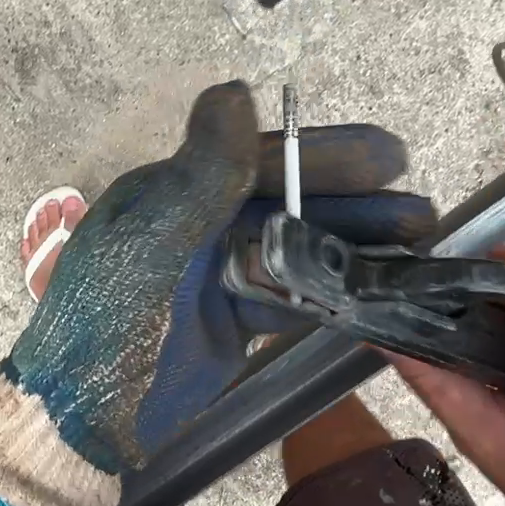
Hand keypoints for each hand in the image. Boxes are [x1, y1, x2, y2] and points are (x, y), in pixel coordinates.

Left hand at [0, 81, 432, 505]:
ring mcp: (213, 275)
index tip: (388, 156)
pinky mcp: (228, 321)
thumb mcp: (153, 241)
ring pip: (292, 249)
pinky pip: (286, 296)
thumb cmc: (111, 323)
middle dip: (352, 204)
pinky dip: (326, 293)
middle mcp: (195, 226)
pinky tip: (373, 290)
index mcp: (170, 196)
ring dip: (350, 247)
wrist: (85, 418)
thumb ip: (200, 172)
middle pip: (284, 204)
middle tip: (419, 206)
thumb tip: (235, 87)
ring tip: (415, 246)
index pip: (255, 162)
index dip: (321, 158)